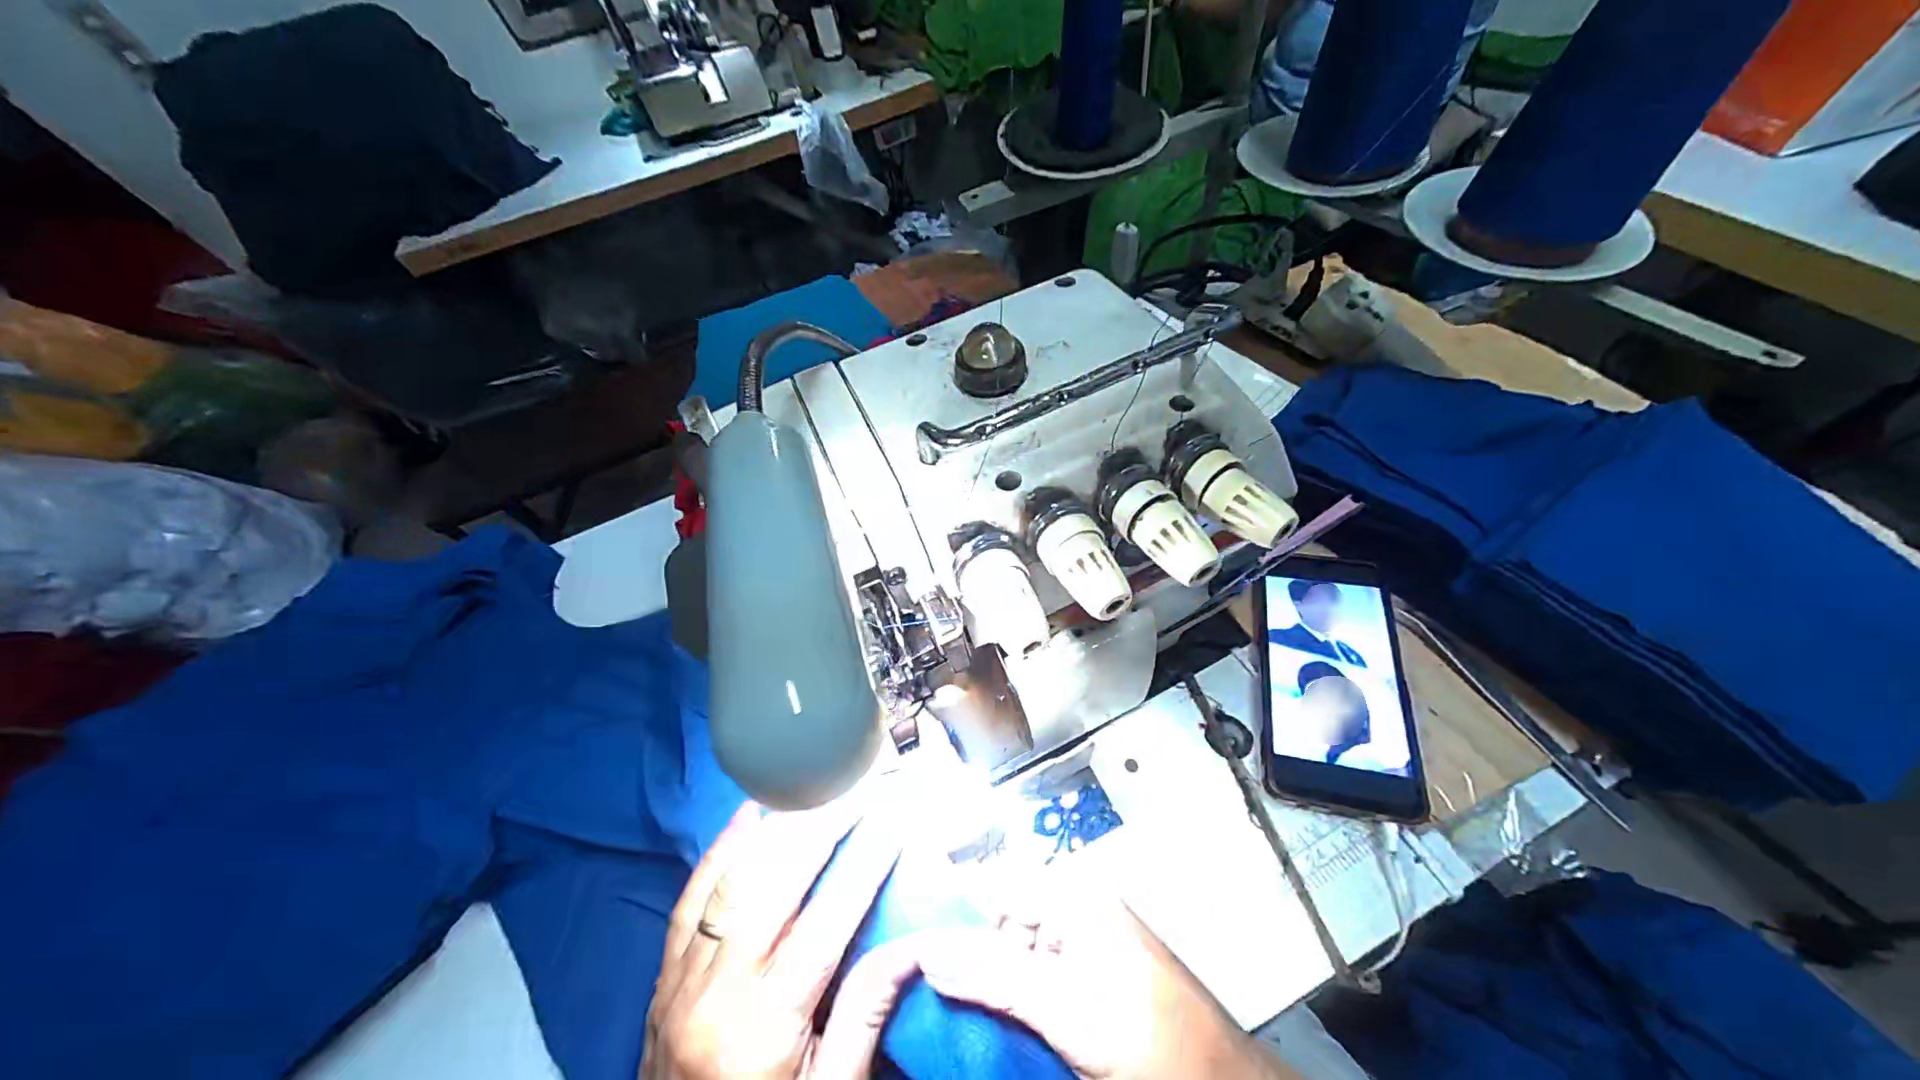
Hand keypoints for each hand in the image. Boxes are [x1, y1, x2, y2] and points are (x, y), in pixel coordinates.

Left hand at [642, 792, 915, 1079]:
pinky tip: (748, 817)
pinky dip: (721, 852)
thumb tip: (913, 946)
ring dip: (776, 830)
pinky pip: (689, 899)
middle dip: (821, 829)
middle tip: (858, 791)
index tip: (893, 822)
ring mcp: (682, 981)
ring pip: (732, 882)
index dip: (864, 866)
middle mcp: (716, 993)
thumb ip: (865, 1016)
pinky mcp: (663, 977)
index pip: (825, 924)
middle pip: (775, 887)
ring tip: (816, 793)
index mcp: (763, 1028)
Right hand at [915, 877, 1296, 1079]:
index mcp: (1072, 897)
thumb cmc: (1152, 1036)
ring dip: (971, 977)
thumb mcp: (1067, 1003)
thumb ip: (998, 974)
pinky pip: (1021, 981)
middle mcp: (1068, 913)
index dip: (946, 901)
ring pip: (1003, 953)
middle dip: (954, 946)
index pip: (992, 884)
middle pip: (993, 918)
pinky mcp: (1074, 987)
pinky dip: (996, 997)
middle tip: (908, 973)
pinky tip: (969, 1017)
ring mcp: (1072, 951)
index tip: (901, 925)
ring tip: (926, 996)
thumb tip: (929, 952)